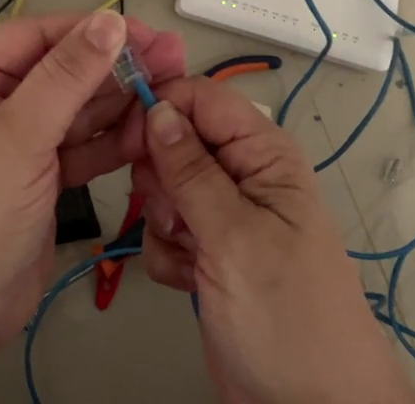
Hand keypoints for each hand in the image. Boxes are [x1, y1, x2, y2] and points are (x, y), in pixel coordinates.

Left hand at [0, 10, 183, 358]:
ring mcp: (17, 139)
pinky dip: (113, 140)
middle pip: (63, 69)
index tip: (147, 33)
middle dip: (116, 67)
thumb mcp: (16, 141)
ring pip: (77, 107)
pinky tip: (149, 132)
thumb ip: (66, 78)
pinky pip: (82, 144)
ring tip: (172, 92)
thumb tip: (109, 20)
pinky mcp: (40, 174)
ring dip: (121, 102)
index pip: (38, 37)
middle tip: (175, 59)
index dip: (93, 31)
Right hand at [133, 77, 414, 403]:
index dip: (161, 109)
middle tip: (172, 213)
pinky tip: (188, 278)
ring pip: (164, 186)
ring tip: (189, 252)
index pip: (201, 98)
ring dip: (162, 219)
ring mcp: (224, 216)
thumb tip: (156, 108)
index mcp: (264, 154)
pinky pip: (164, 229)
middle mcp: (244, 176)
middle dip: (160, 175)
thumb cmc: (287, 316)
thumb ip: (191, 169)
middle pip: (176, 139)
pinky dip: (166, 252)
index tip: (127, 141)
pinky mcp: (208, 252)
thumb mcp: (236, 237)